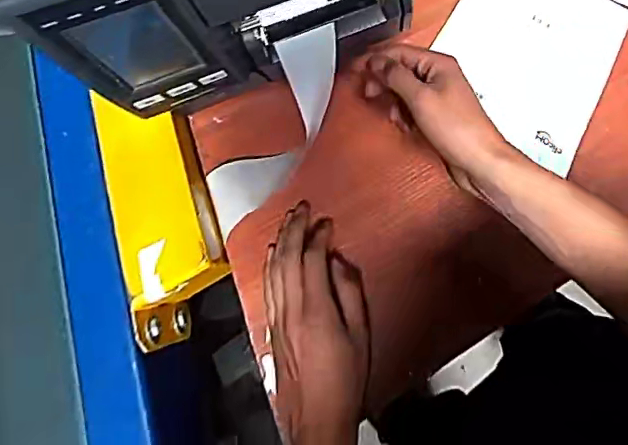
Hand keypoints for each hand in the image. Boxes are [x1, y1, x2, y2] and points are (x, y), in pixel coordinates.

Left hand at [265, 202, 368, 444]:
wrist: (316, 421)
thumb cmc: (343, 380)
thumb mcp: (360, 334)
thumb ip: (350, 292)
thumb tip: (339, 262)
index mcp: (316, 310)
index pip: (312, 258)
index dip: (319, 235)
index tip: (327, 222)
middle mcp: (291, 310)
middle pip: (286, 257)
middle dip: (294, 227)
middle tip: (303, 207)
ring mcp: (278, 319)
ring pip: (273, 269)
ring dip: (280, 239)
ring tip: (289, 219)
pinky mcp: (271, 329)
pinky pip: (268, 285)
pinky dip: (270, 263)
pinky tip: (273, 252)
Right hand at [356, 46, 525, 198]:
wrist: (479, 162)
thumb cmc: (461, 131)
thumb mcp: (420, 98)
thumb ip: (396, 76)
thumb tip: (378, 62)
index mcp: (439, 64)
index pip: (400, 52)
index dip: (376, 59)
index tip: (358, 68)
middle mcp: (440, 76)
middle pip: (401, 69)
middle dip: (384, 82)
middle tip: (369, 92)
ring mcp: (439, 96)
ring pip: (405, 90)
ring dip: (395, 102)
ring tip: (394, 114)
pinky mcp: (437, 115)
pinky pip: (412, 107)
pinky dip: (405, 115)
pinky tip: (406, 125)